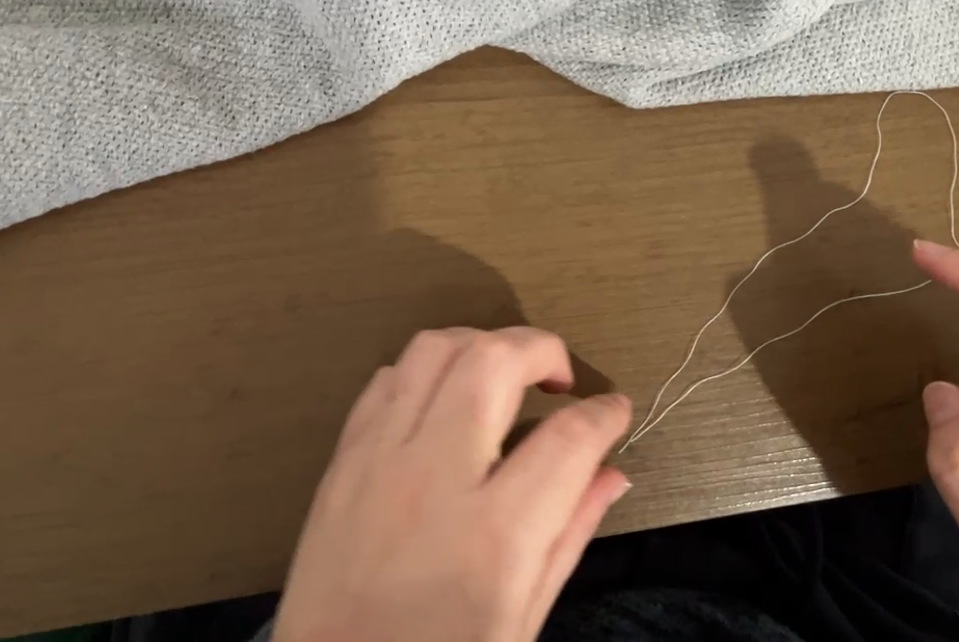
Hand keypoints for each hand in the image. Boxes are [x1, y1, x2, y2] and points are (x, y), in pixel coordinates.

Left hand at [273, 327, 632, 641]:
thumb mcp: (521, 620)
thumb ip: (570, 535)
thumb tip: (612, 472)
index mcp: (493, 537)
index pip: (567, 440)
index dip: (604, 414)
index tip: (614, 409)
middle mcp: (435, 480)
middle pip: (493, 362)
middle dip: (542, 348)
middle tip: (560, 376)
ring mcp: (380, 461)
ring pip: (434, 350)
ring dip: (481, 344)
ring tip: (504, 373)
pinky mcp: (343, 458)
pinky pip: (387, 379)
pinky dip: (426, 371)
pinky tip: (445, 398)